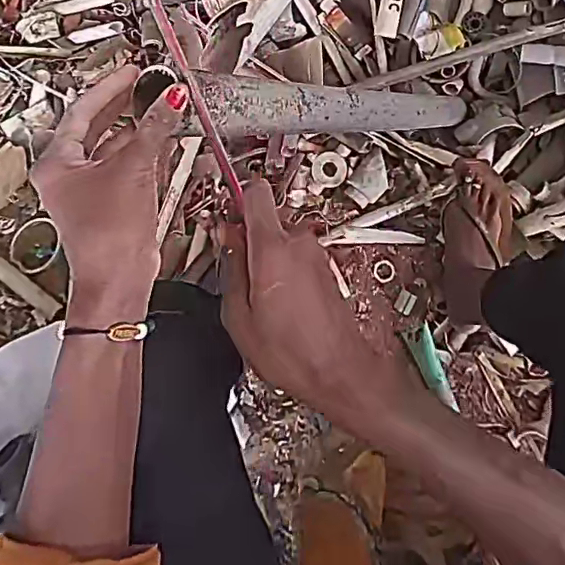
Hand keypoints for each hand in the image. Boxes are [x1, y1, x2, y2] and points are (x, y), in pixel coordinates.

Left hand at [31, 64, 187, 322]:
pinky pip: (128, 167)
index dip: (109, 87)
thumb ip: (154, 128)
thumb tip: (170, 99)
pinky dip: (146, 152)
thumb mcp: (133, 168)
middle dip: (124, 105)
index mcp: (57, 163)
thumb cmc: (107, 235)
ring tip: (160, 109)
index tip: (130, 72)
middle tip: (145, 85)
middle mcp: (68, 175)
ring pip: (115, 147)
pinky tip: (163, 140)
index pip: (83, 111)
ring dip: (139, 129)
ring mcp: (90, 189)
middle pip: (97, 127)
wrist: (119, 279)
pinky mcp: (112, 202)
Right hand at [221, 179, 420, 434]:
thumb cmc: (292, 353)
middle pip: (266, 218)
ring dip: (267, 258)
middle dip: (248, 239)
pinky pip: (296, 255)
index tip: (225, 212)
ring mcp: (315, 253)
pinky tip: (280, 302)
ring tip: (261, 297)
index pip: (255, 193)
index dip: (236, 197)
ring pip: (281, 239)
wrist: (339, 371)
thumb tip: (227, 239)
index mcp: (273, 248)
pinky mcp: (326, 266)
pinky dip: (284, 269)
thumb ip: (231, 267)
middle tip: (236, 268)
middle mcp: (298, 243)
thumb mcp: (239, 316)